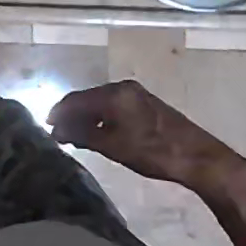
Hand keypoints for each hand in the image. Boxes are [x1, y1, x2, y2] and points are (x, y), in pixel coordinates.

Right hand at [48, 80, 245, 193]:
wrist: (198, 157)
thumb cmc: (153, 151)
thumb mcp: (113, 146)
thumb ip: (83, 135)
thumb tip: (57, 131)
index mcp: (113, 93)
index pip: (76, 99)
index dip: (59, 112)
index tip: (47, 126)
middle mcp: (123, 87)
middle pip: (87, 98)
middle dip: (71, 114)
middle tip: (58, 132)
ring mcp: (136, 94)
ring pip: (101, 102)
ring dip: (86, 116)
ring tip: (75, 134)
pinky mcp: (146, 104)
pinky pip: (114, 105)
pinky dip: (101, 116)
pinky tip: (99, 131)